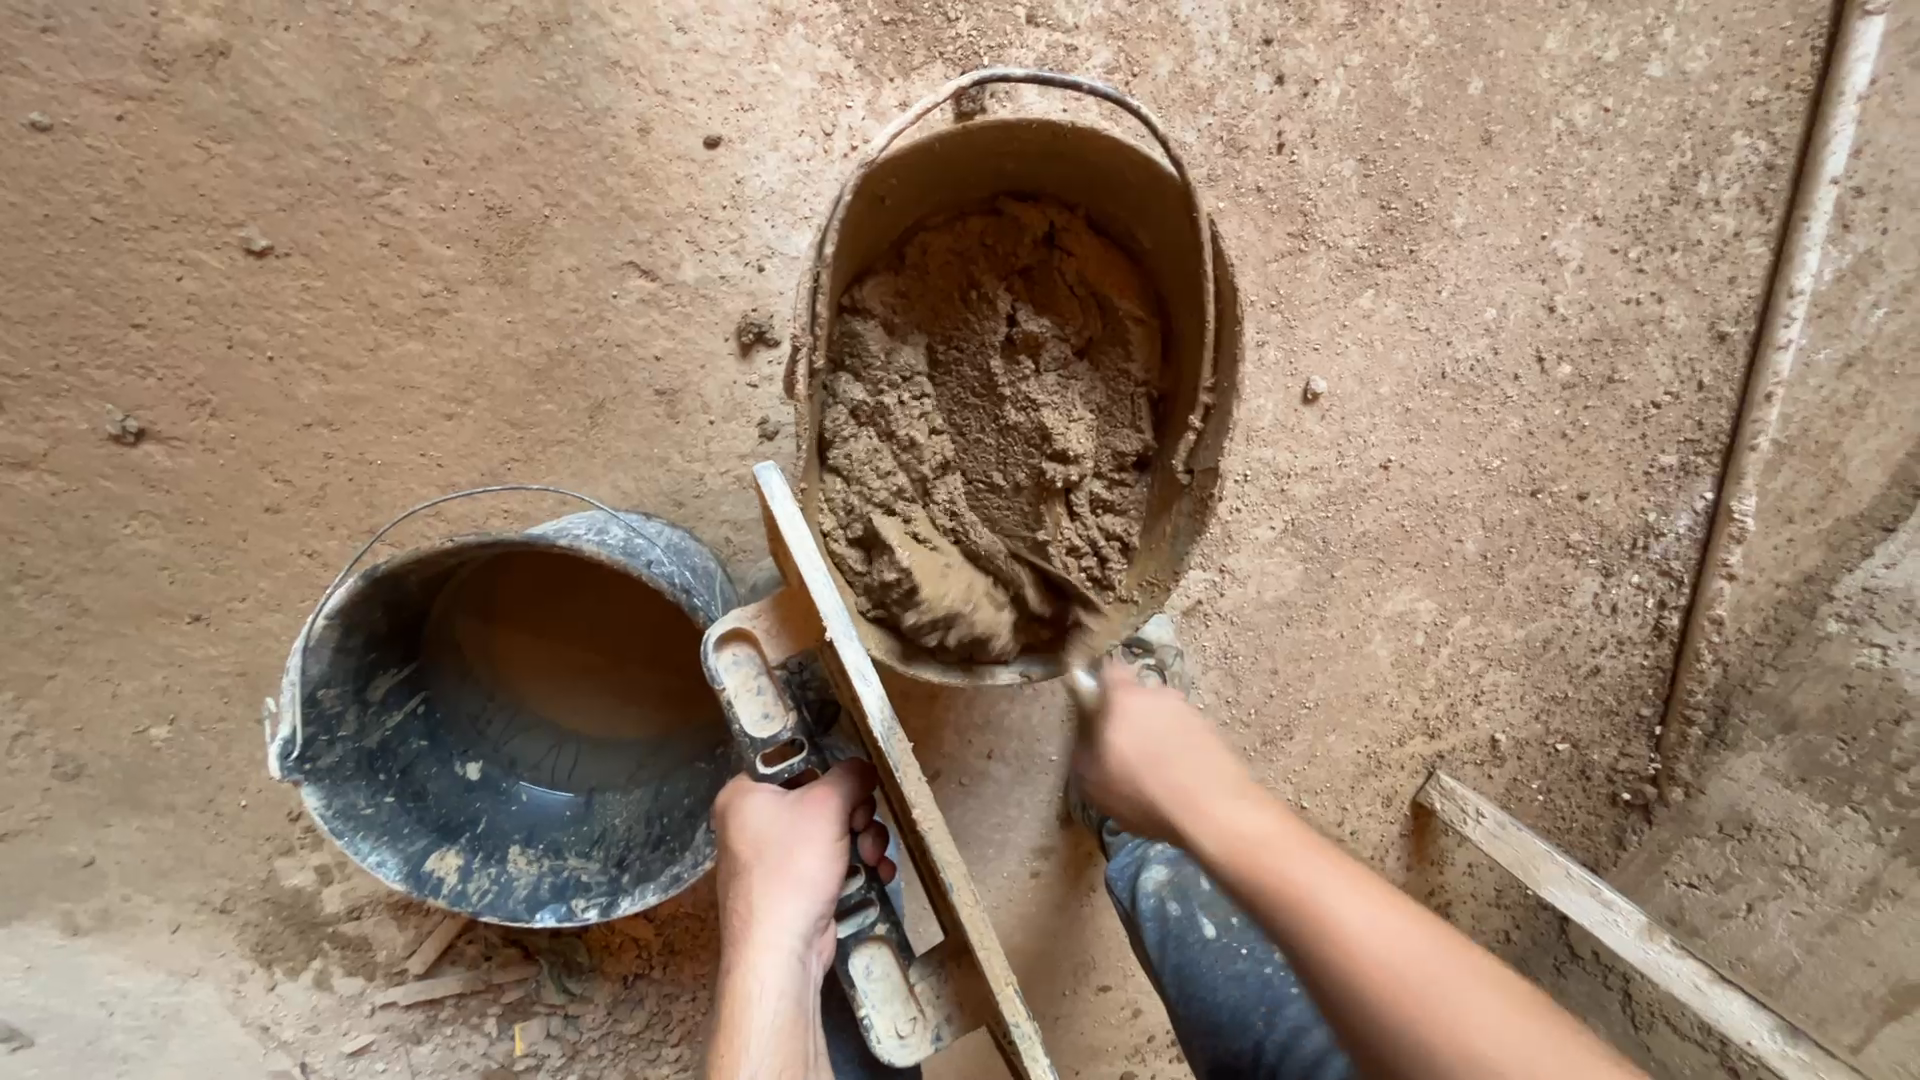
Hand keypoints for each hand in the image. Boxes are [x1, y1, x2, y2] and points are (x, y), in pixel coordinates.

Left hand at [712, 759, 896, 976]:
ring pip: (831, 829)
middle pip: (818, 796)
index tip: (852, 778)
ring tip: (874, 856)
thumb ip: (851, 774)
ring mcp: (774, 859)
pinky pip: (831, 860)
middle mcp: (753, 823)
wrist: (780, 953)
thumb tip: (864, 768)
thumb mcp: (828, 804)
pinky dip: (856, 864)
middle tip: (863, 822)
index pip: (790, 760)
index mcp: (744, 795)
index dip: (826, 765)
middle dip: (855, 811)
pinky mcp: (795, 887)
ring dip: (864, 838)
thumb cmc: (793, 866)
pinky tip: (877, 874)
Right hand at [1071, 661, 1258, 843]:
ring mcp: (1190, 711)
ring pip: (1163, 716)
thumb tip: (1086, 735)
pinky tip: (1177, 780)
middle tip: (1124, 751)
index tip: (1095, 711)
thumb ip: (1082, 747)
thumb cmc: (1141, 791)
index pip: (1109, 670)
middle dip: (1130, 717)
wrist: (1214, 811)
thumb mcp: (1090, 779)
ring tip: (1154, 772)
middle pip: (1137, 696)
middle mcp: (1158, 694)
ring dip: (1156, 735)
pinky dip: (1179, 750)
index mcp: (1123, 697)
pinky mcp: (1213, 732)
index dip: (1101, 686)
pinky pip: (1185, 734)